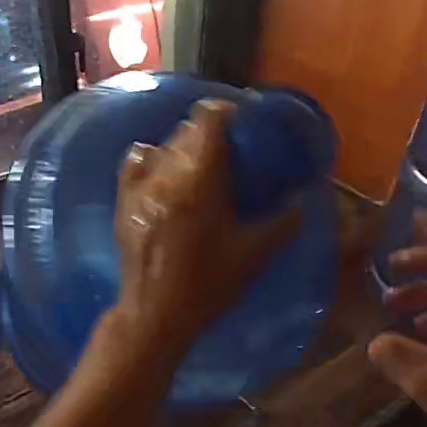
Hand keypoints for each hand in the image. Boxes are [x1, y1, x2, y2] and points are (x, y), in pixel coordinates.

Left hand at [109, 99, 300, 356]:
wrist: (155, 315)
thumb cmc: (208, 286)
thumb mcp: (254, 255)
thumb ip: (284, 222)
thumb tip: (303, 200)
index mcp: (200, 180)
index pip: (208, 119)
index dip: (227, 110)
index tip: (243, 120)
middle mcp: (166, 174)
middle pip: (187, 131)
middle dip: (210, 134)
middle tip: (230, 153)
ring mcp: (140, 187)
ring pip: (163, 146)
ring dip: (183, 149)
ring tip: (199, 168)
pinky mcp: (124, 202)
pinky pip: (136, 163)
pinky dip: (152, 159)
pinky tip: (164, 175)